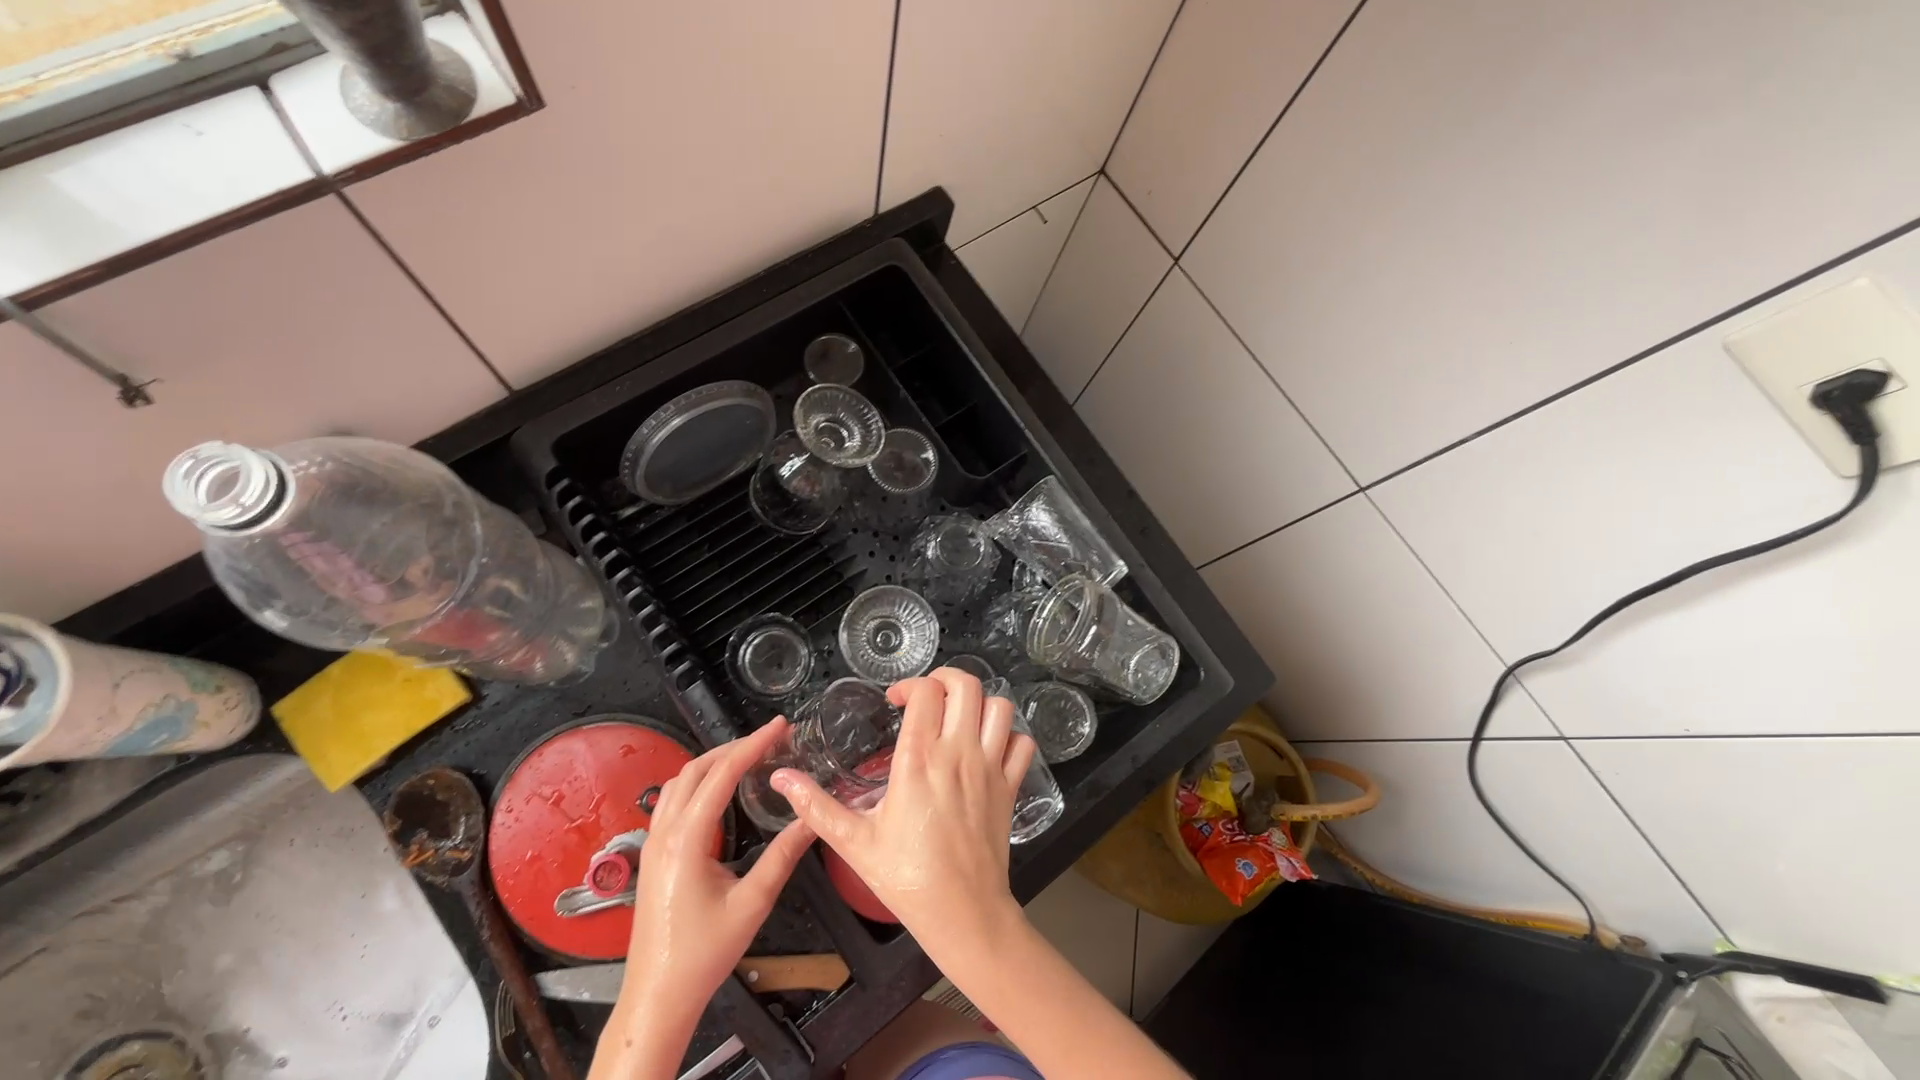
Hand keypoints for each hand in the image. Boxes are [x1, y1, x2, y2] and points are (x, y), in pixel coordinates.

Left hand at [594, 719, 812, 1077]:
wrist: (659, 994)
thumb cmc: (704, 953)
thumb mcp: (753, 904)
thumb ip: (783, 856)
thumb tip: (813, 819)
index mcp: (687, 840)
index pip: (721, 775)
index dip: (752, 745)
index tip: (779, 727)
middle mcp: (664, 834)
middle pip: (696, 770)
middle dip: (733, 747)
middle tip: (770, 738)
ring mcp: (653, 844)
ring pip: (679, 783)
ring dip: (713, 763)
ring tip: (749, 757)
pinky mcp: (654, 856)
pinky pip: (672, 802)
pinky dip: (698, 783)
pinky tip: (720, 792)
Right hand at [771, 669, 1035, 963]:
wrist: (963, 914)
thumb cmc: (906, 878)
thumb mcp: (854, 842)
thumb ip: (816, 806)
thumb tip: (781, 778)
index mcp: (918, 760)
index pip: (926, 692)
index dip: (910, 685)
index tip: (897, 702)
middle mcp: (958, 755)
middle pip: (967, 686)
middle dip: (947, 679)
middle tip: (929, 697)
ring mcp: (990, 769)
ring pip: (1000, 707)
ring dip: (980, 703)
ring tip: (958, 718)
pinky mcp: (1010, 788)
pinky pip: (1022, 743)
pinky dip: (1009, 736)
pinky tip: (989, 747)